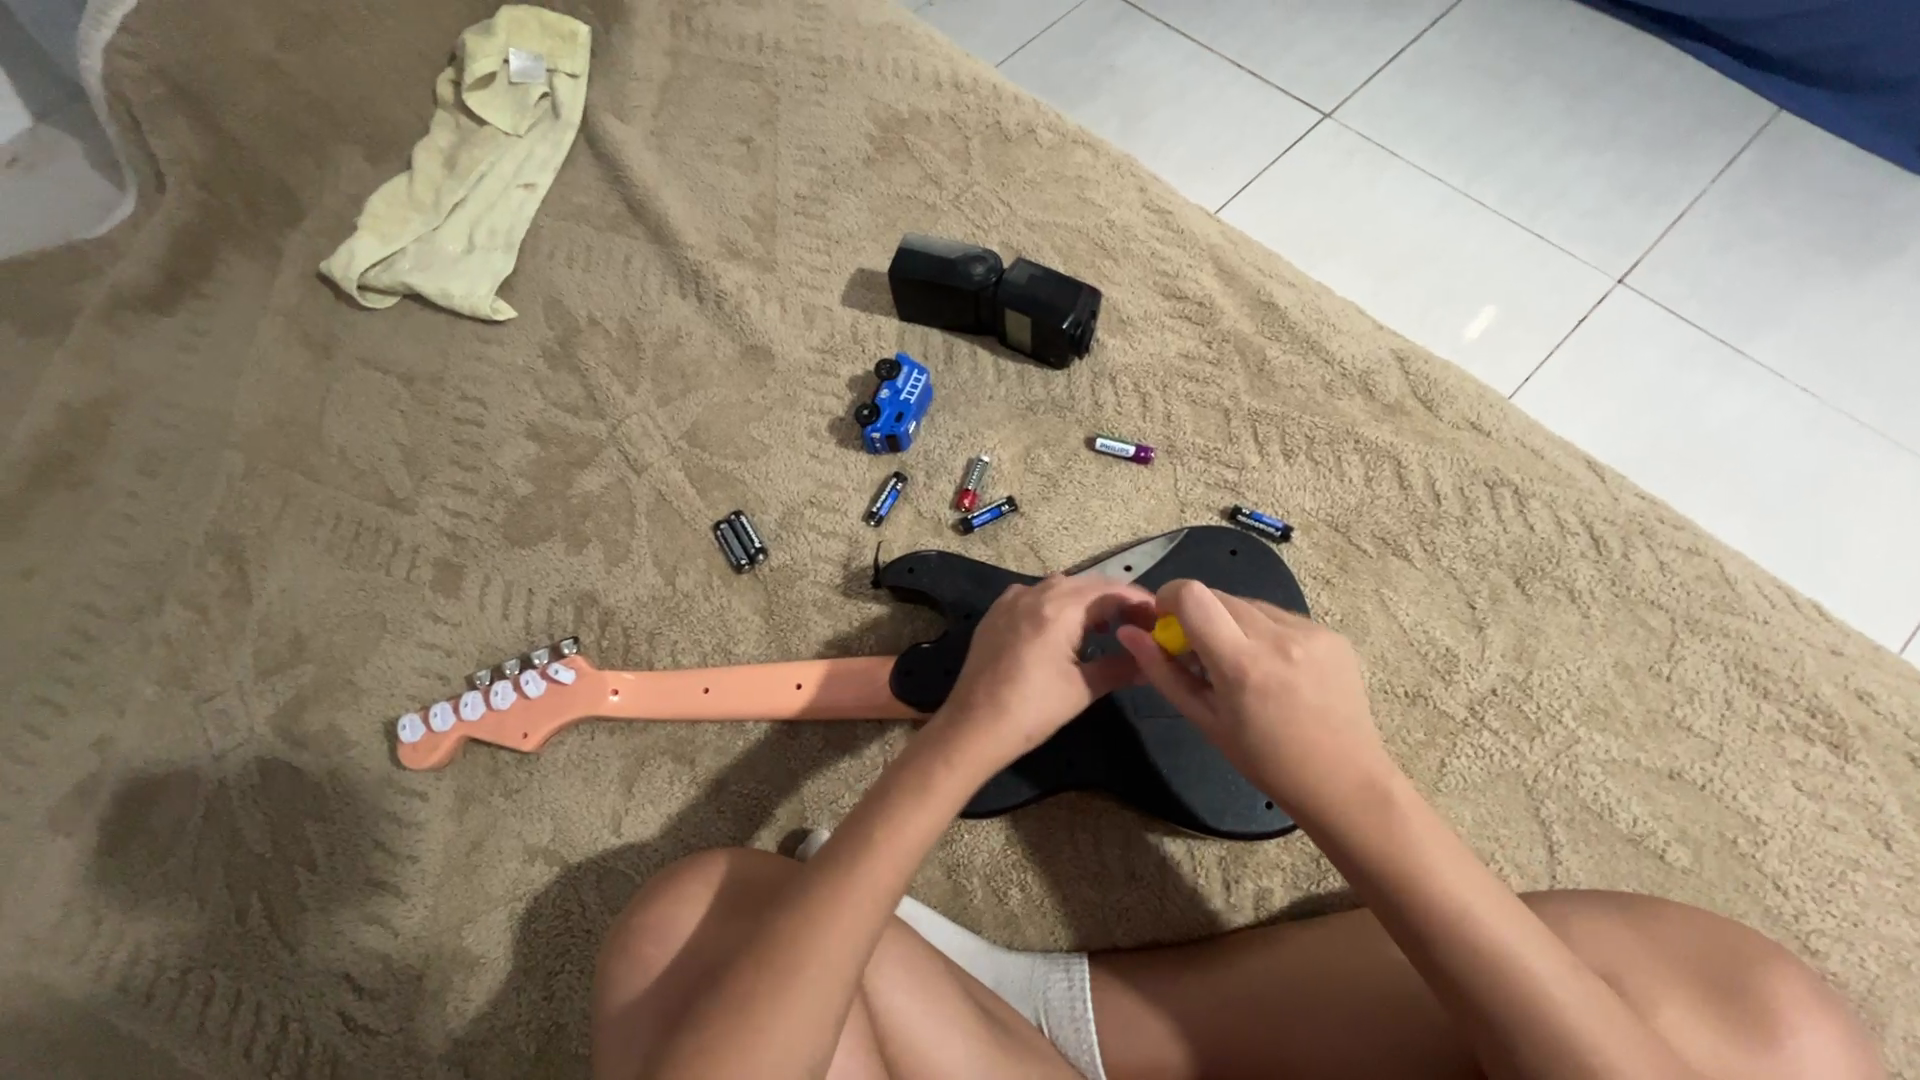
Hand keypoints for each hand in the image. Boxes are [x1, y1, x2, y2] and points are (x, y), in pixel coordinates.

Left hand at [926, 573, 1153, 775]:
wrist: (973, 727)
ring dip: (1086, 601)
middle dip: (1115, 599)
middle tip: (1140, 623)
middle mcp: (1034, 594)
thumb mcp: (1082, 689)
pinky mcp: (995, 615)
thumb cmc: (1032, 710)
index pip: (1110, 590)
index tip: (1161, 616)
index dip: (1139, 600)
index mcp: (1059, 607)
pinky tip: (1063, 630)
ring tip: (1106, 628)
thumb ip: (1120, 668)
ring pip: (1058, 587)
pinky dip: (1056, 605)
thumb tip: (1150, 663)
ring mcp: (1010, 601)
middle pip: (1085, 584)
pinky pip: (1034, 597)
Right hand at [1116, 579, 1397, 826]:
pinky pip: (1281, 617)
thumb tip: (1128, 633)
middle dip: (1200, 616)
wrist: (1344, 781)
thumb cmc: (1264, 760)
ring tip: (1244, 665)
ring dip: (1234, 623)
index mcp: (1240, 664)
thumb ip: (1163, 671)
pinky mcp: (1331, 634)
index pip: (1192, 595)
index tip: (1166, 621)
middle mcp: (1277, 637)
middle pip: (1219, 596)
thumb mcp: (1204, 720)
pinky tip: (1276, 669)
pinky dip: (1266, 633)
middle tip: (1202, 654)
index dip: (1169, 598)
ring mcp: (1310, 632)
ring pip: (1250, 605)